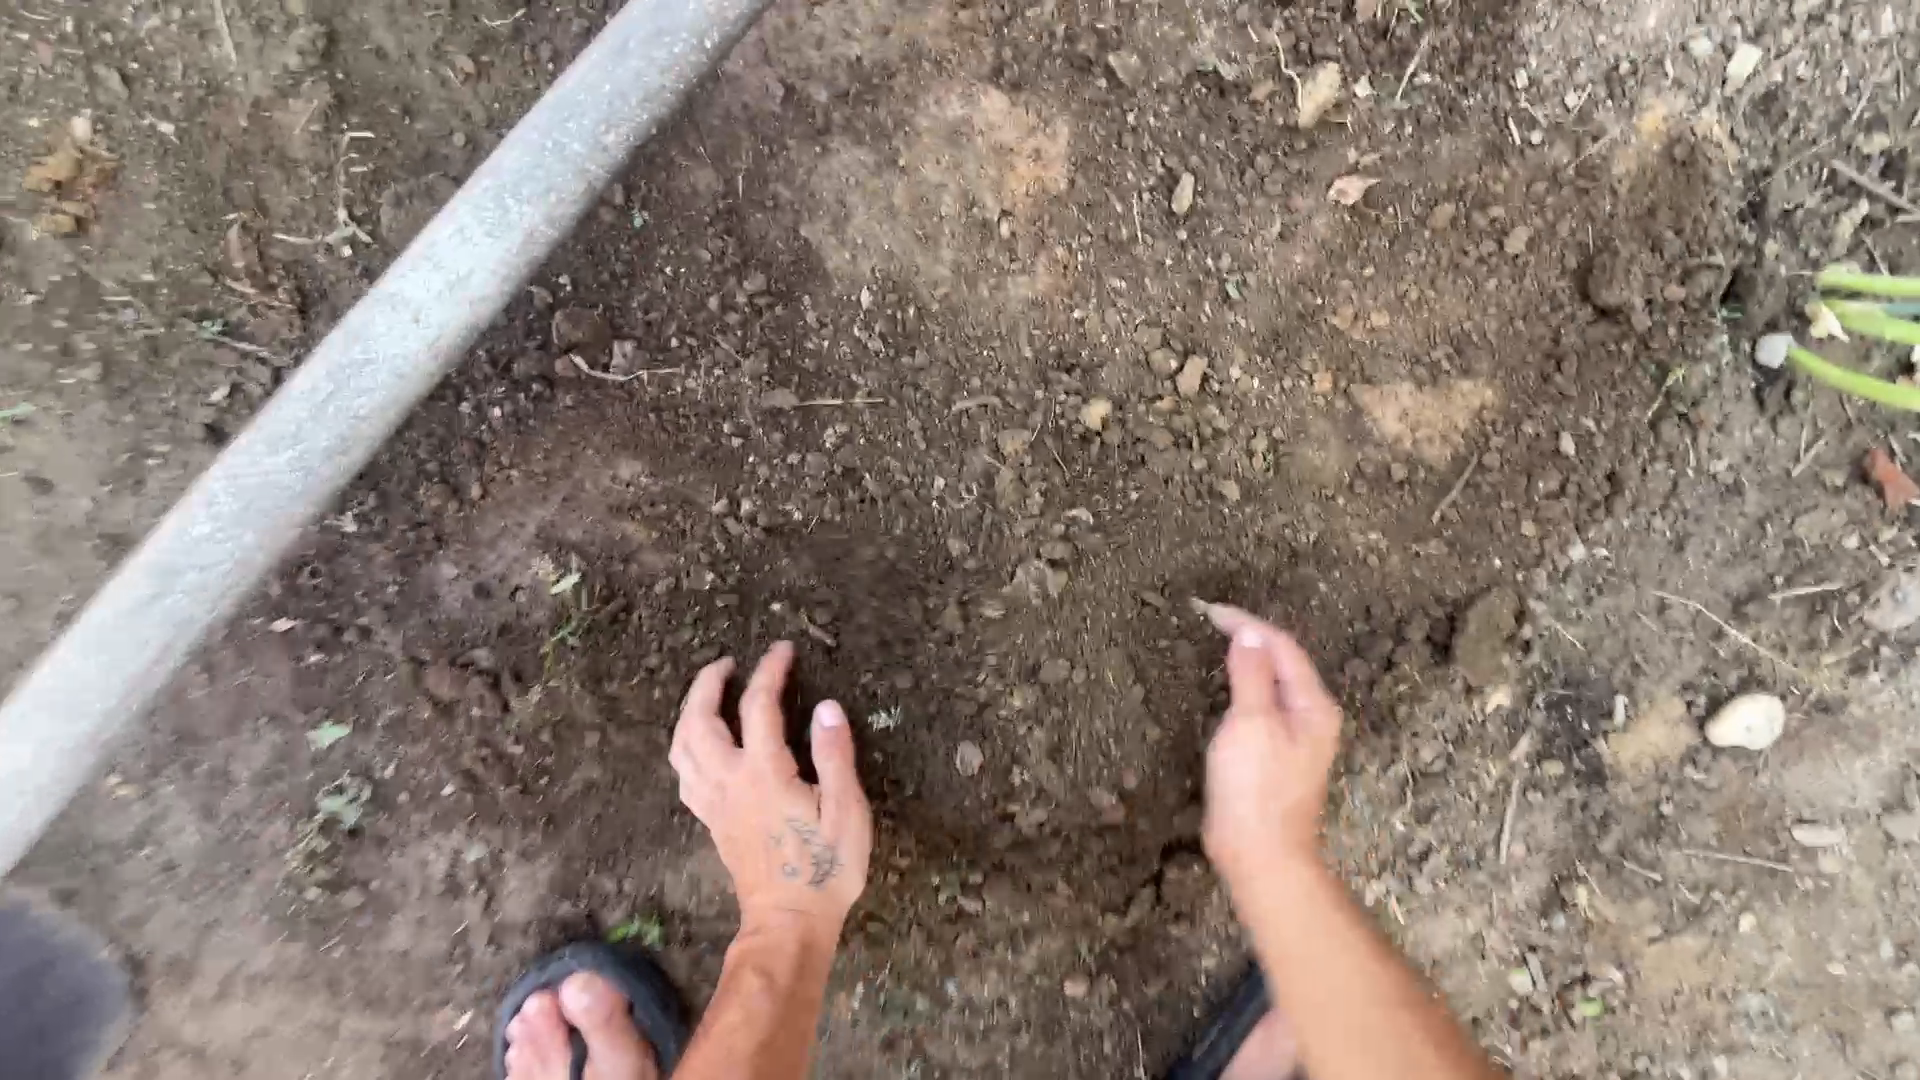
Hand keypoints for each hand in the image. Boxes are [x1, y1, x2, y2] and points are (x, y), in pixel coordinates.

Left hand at [671, 642, 872, 935]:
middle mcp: (729, 782)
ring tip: (710, 693)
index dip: (770, 671)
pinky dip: (687, 746)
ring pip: (682, 747)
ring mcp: (714, 803)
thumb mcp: (846, 810)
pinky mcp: (712, 821)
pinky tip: (702, 743)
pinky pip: (685, 774)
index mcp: (763, 773)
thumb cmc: (825, 869)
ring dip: (690, 712)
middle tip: (729, 663)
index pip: (759, 706)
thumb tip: (826, 707)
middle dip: (709, 684)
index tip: (782, 650)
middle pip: (700, 721)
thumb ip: (834, 755)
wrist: (788, 925)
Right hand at [1199, 605, 1342, 893]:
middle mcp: (1311, 716)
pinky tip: (1225, 685)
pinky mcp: (1276, 754)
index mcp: (1313, 705)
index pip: (1281, 646)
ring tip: (1217, 641)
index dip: (1247, 623)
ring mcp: (1295, 737)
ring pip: (1272, 682)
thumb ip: (1251, 674)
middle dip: (1249, 635)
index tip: (1209, 610)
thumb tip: (1248, 634)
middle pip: (1282, 661)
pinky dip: (1243, 684)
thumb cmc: (1255, 788)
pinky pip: (1262, 704)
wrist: (1260, 854)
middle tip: (1211, 620)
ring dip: (1247, 658)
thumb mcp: (1252, 722)